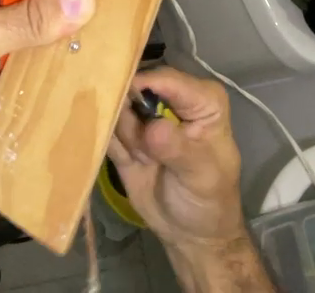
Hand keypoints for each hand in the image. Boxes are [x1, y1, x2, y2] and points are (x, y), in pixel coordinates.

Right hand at [106, 68, 248, 252]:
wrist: (190, 235)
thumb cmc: (209, 201)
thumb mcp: (202, 177)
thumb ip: (178, 149)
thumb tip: (153, 129)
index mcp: (200, 99)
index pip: (165, 79)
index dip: (143, 87)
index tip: (126, 107)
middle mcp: (171, 99)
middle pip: (134, 86)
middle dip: (130, 117)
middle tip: (143, 150)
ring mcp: (145, 115)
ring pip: (116, 107)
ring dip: (124, 137)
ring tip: (144, 160)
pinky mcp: (124, 133)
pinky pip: (105, 126)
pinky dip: (109, 143)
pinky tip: (130, 161)